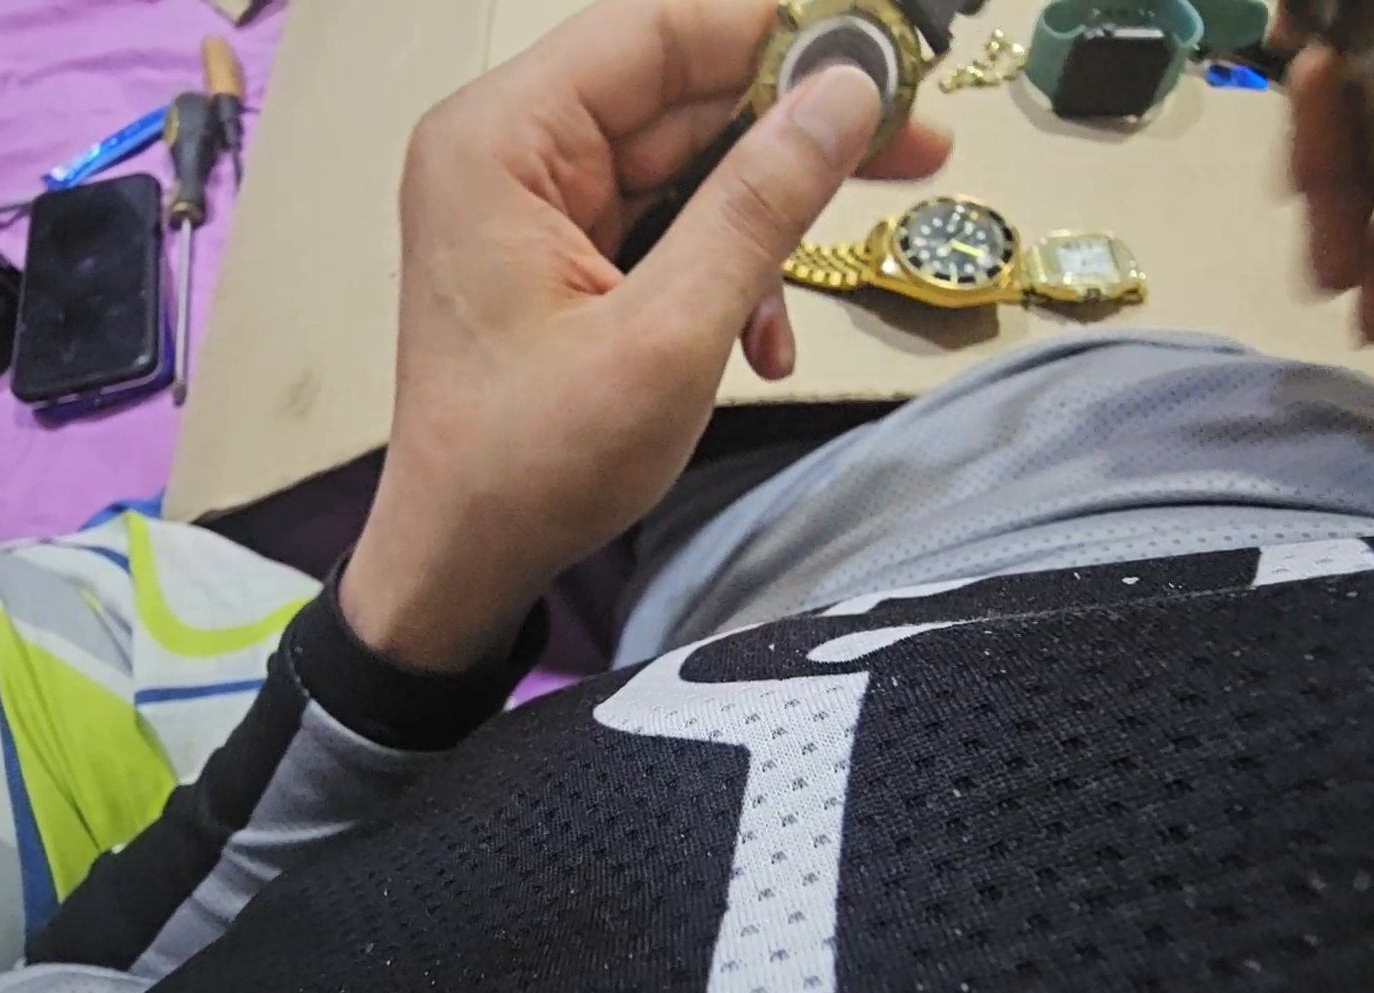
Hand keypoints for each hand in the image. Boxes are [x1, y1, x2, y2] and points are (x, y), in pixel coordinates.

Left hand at [341, 0, 949, 670]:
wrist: (464, 559)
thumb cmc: (542, 463)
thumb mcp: (667, 335)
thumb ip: (757, 208)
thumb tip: (847, 93)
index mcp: (504, 143)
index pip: (656, 35)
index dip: (779, 36)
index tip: (888, 59)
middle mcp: (507, 160)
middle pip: (674, 107)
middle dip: (786, 147)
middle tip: (909, 158)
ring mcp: (529, 221)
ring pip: (674, 184)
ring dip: (751, 245)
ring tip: (783, 331)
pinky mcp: (552, 274)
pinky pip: (651, 245)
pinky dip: (709, 286)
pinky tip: (748, 351)